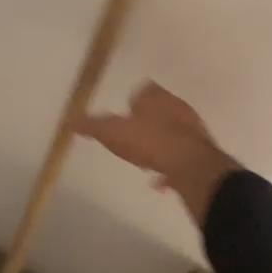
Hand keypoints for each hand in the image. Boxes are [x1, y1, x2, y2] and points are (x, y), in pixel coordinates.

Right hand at [76, 83, 238, 222]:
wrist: (191, 165)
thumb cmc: (149, 141)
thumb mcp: (112, 133)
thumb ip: (92, 126)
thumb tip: (69, 120)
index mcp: (156, 98)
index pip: (145, 90)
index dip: (135, 101)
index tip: (125, 114)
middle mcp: (178, 109)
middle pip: (162, 111)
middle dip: (149, 123)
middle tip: (134, 138)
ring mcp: (193, 131)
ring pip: (174, 135)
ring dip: (161, 146)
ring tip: (147, 161)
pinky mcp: (202, 152)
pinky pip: (183, 159)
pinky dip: (171, 169)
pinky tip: (161, 182)